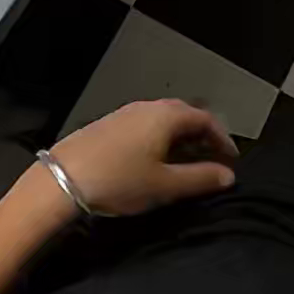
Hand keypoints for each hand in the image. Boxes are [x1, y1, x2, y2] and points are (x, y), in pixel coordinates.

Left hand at [47, 99, 237, 215]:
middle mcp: (148, 107)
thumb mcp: (164, 186)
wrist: (62, 179)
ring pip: (163, 118)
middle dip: (203, 135)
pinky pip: (146, 123)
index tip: (232, 160)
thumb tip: (228, 175)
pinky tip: (156, 158)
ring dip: (181, 136)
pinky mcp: (109, 123)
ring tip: (187, 161)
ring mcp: (126, 112)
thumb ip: (200, 179)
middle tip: (212, 158)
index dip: (223, 139)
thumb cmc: (120, 181)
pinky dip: (161, 137)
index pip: (205, 119)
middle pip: (185, 114)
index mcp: (166, 116)